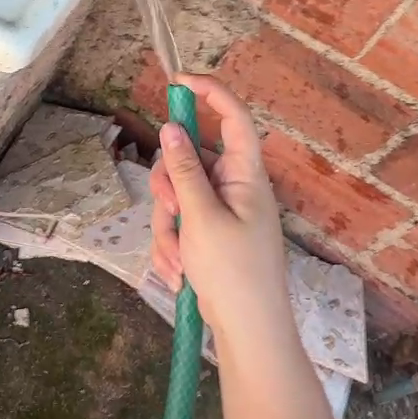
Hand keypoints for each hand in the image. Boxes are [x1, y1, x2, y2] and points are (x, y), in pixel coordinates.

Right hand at [148, 75, 291, 344]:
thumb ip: (183, 171)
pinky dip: (173, 245)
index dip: (209, 92)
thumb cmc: (234, 273)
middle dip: (169, 189)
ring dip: (168, 226)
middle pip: (188, 161)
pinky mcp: (209, 234)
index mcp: (245, 175)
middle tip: (172, 215)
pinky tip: (178, 274)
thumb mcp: (201, 218)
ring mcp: (221, 212)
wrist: (248, 336)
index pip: (233, 117)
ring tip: (178, 260)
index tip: (176, 82)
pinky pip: (179, 223)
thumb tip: (170, 128)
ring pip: (177, 195)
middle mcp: (234, 187)